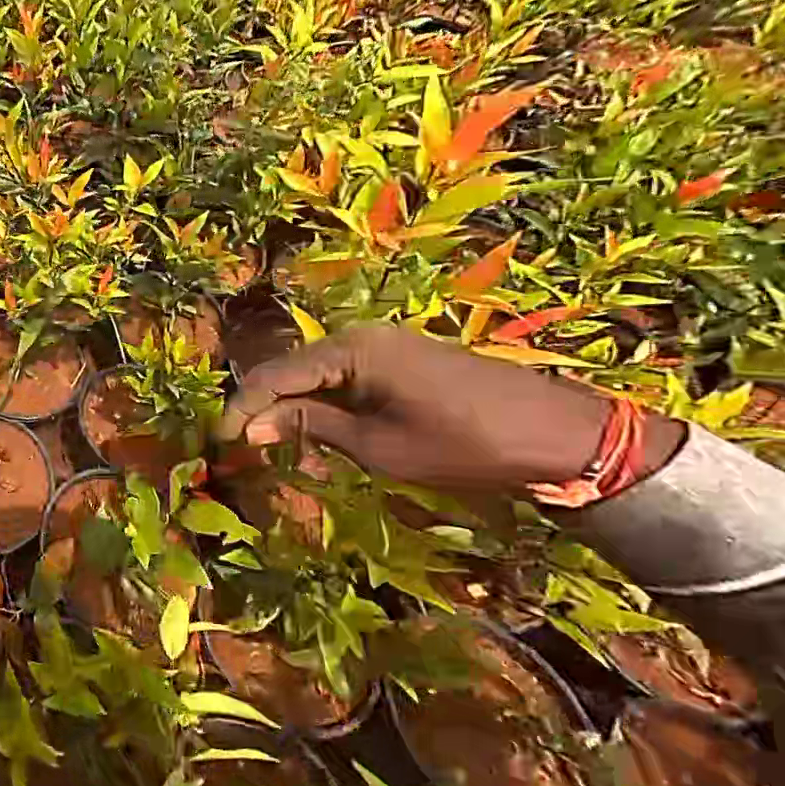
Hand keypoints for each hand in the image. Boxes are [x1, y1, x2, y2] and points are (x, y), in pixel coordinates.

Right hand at [215, 325, 684, 495]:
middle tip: (252, 449)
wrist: (564, 435)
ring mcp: (382, 343)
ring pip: (316, 374)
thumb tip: (252, 426)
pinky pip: (344, 376)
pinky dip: (326, 404)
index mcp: (350, 350)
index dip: (243, 408)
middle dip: (267, 409)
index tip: (220, 439)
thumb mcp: (378, 446)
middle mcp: (360, 335)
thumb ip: (311, 426)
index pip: (275, 375)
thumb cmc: (464, 445)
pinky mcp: (400, 356)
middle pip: (291, 370)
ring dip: (296, 409)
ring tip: (289, 450)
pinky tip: (326, 433)